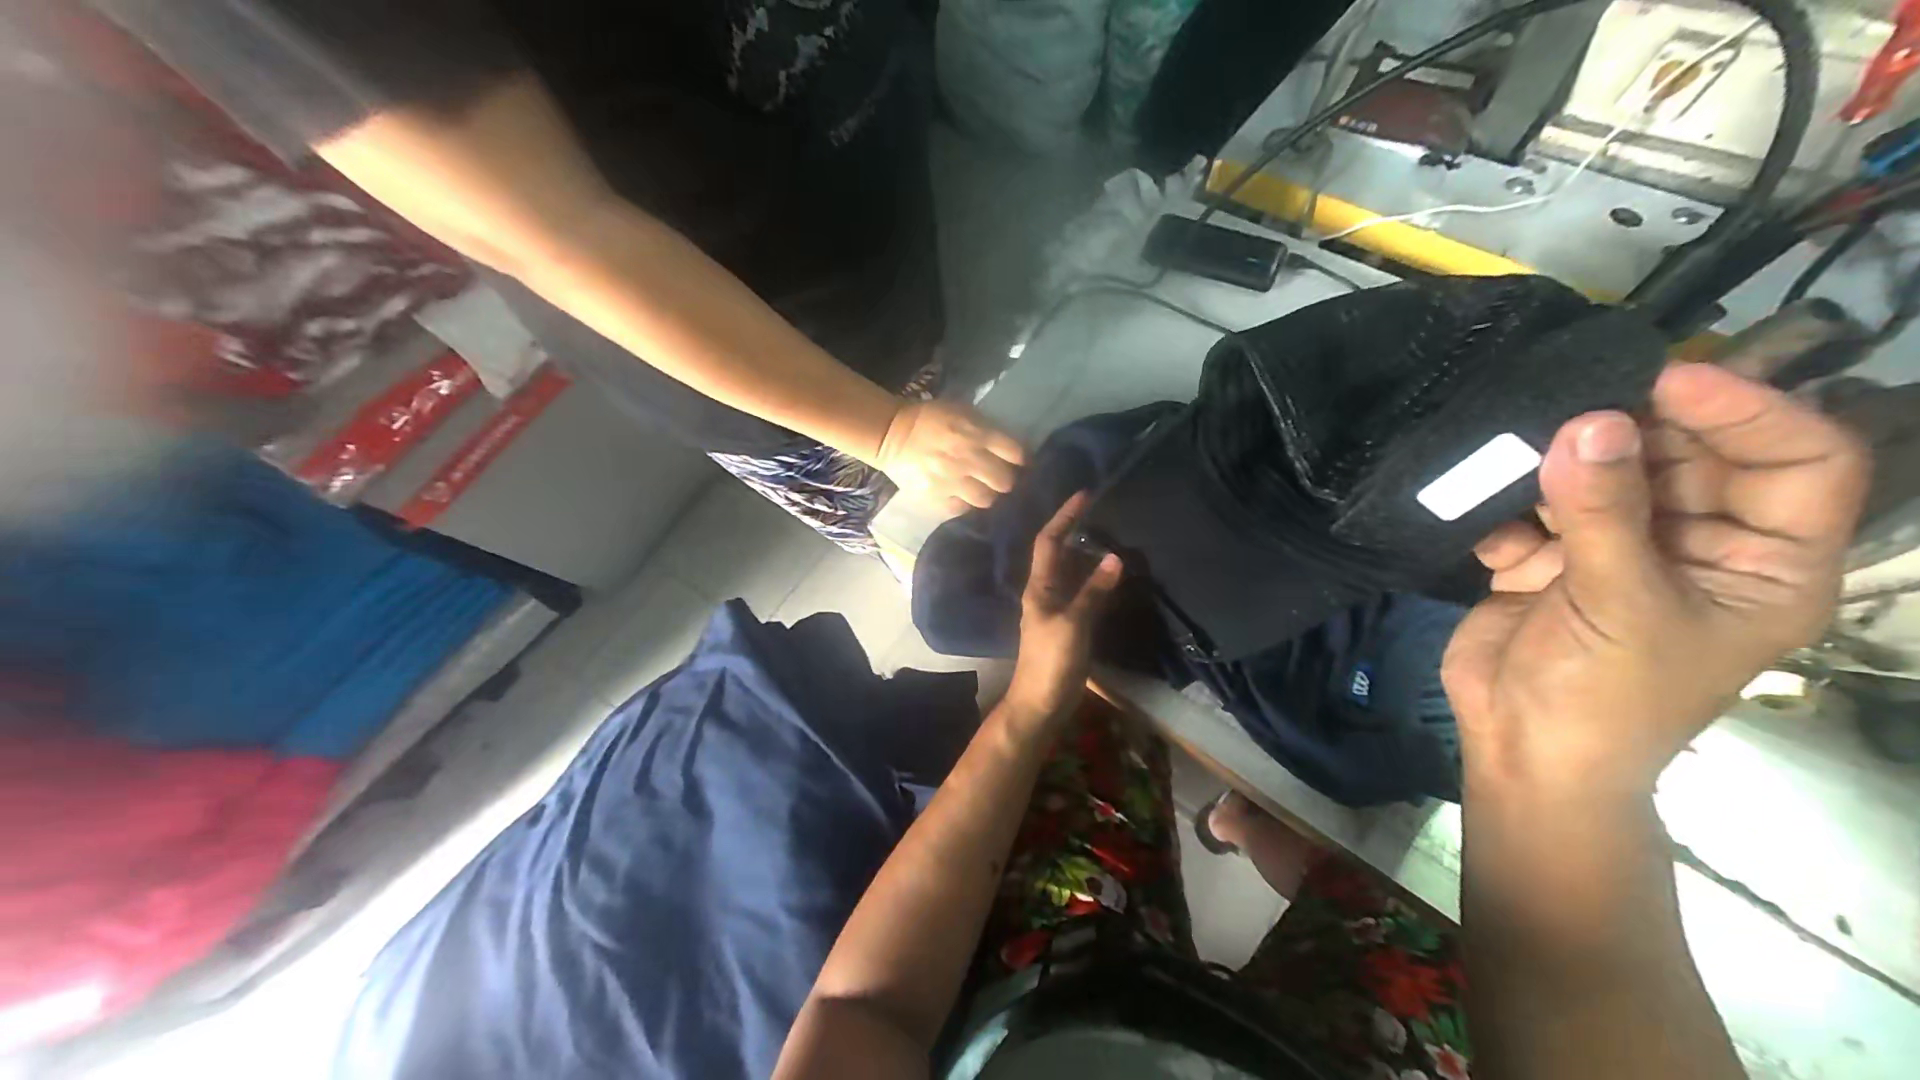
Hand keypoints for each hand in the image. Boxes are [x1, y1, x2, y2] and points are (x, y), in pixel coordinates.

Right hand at [874, 401, 1025, 514]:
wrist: (890, 433)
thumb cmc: (930, 419)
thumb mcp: (961, 411)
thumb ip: (986, 428)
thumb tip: (1010, 449)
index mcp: (975, 434)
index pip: (1015, 453)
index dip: (1020, 459)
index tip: (1019, 462)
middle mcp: (967, 459)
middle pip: (1005, 481)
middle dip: (1005, 479)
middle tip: (998, 478)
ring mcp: (951, 481)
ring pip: (986, 499)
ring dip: (987, 494)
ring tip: (980, 489)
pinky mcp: (935, 497)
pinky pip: (961, 508)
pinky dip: (964, 504)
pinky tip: (961, 496)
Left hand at [1002, 492, 1123, 727]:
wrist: (1040, 702)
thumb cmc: (1051, 660)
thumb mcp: (1073, 623)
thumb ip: (1093, 591)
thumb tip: (1114, 557)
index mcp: (1039, 587)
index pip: (1049, 541)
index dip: (1064, 517)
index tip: (1084, 495)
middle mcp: (1046, 592)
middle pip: (1061, 553)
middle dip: (1079, 532)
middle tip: (1108, 515)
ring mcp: (1058, 609)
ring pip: (1074, 573)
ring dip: (1091, 556)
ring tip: (1117, 539)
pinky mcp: (1070, 625)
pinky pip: (1084, 593)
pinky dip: (1098, 582)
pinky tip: (1115, 577)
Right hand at [1442, 362, 1869, 799]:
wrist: (1521, 748)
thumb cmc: (1609, 695)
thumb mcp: (1623, 605)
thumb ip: (1605, 513)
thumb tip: (1589, 423)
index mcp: (1763, 563)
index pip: (1798, 462)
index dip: (1749, 413)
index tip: (1668, 378)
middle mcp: (1694, 545)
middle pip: (1687, 459)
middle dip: (1636, 431)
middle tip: (1573, 398)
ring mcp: (1613, 551)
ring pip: (1601, 479)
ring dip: (1558, 466)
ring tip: (1515, 449)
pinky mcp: (1546, 560)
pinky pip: (1531, 514)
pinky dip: (1504, 512)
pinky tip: (1486, 527)